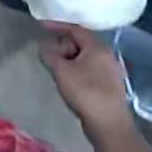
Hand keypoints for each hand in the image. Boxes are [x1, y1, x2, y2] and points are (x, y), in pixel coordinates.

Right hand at [38, 22, 137, 141]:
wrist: (110, 126)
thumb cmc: (85, 94)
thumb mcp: (61, 72)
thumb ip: (49, 55)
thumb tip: (44, 47)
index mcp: (98, 48)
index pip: (75, 29)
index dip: (56, 25)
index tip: (40, 25)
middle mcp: (107, 56)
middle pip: (80, 42)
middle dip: (62, 45)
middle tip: (49, 56)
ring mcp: (111, 71)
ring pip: (85, 57)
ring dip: (69, 59)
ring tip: (57, 69)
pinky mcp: (110, 85)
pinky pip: (90, 68)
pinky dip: (77, 68)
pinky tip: (69, 80)